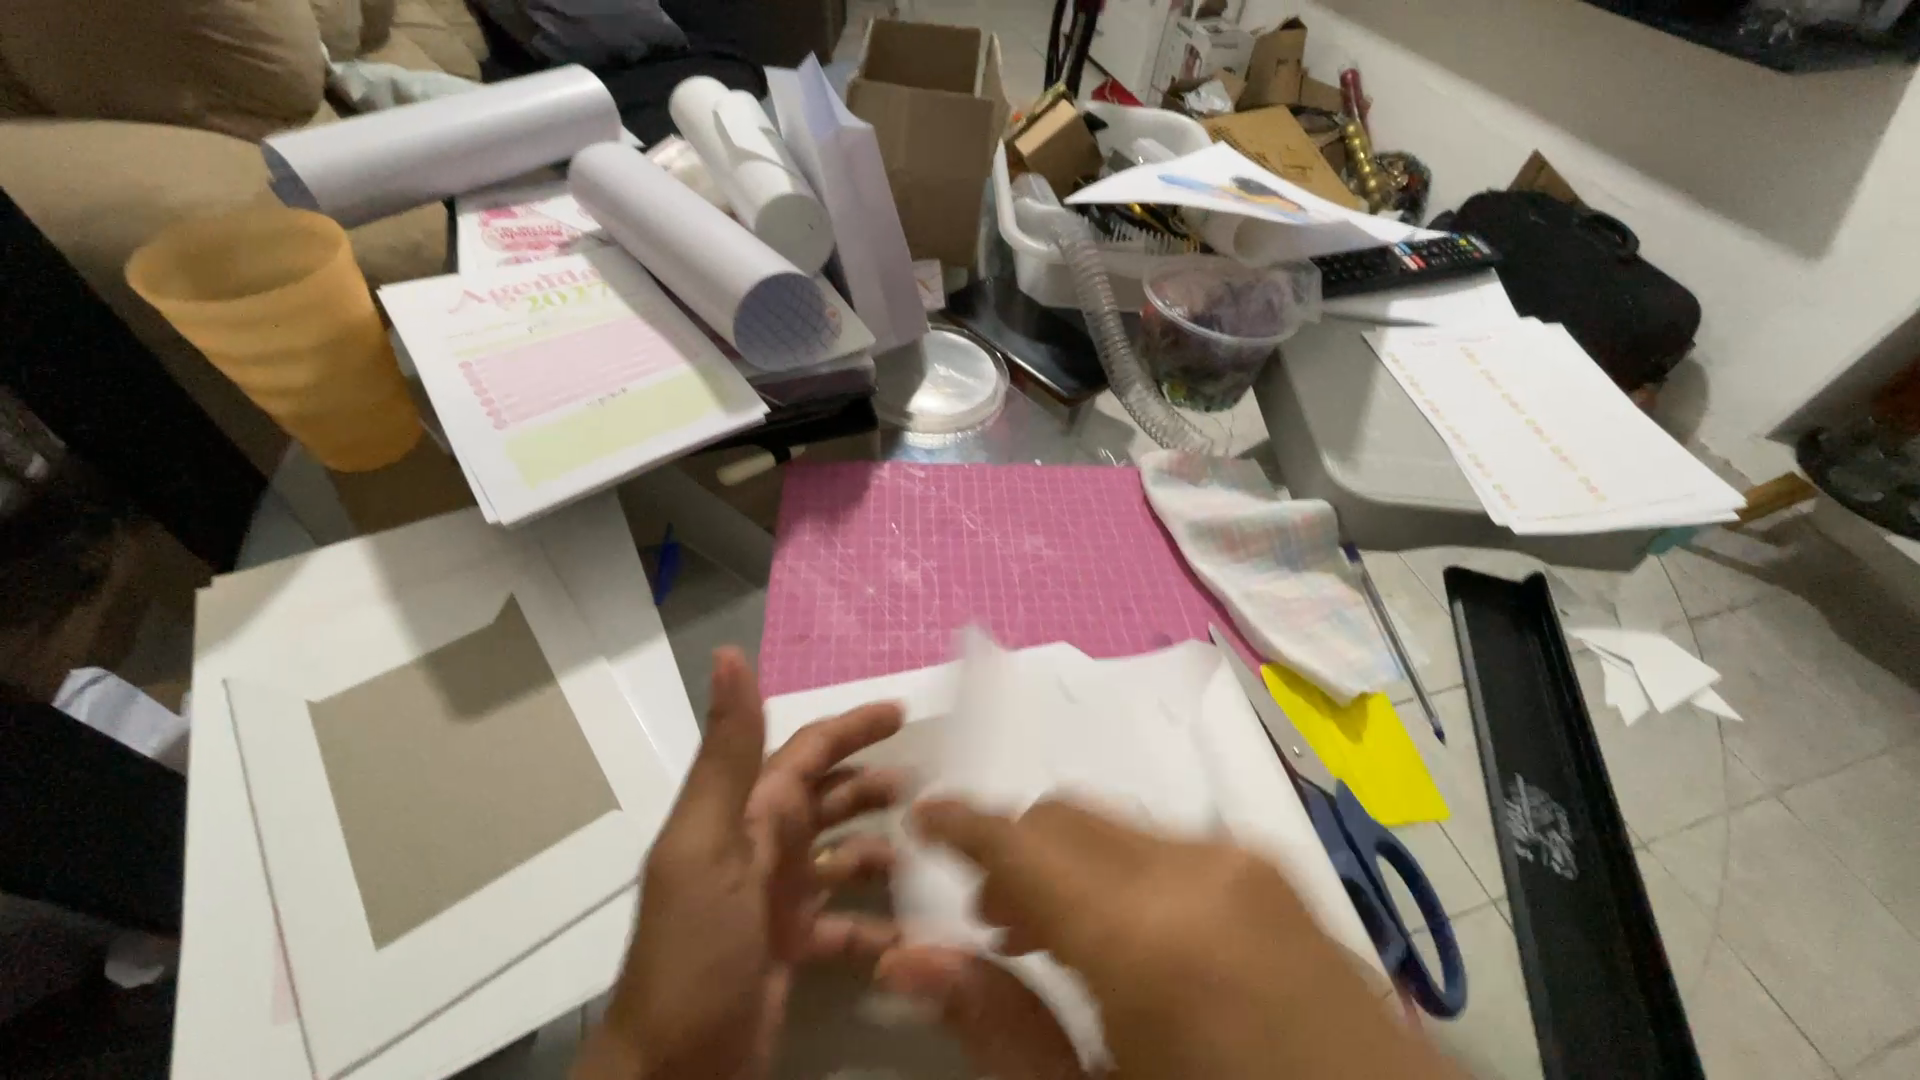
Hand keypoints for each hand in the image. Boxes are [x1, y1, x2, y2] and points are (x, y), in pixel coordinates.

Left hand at [574, 648, 904, 1079]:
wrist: (675, 1067)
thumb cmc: (696, 946)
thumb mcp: (710, 844)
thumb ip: (729, 754)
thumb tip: (729, 655)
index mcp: (747, 814)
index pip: (807, 752)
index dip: (851, 727)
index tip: (903, 712)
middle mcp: (763, 846)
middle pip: (831, 799)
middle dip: (876, 785)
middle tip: (933, 788)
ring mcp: (778, 899)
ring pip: (845, 855)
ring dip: (885, 848)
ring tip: (933, 853)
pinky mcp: (793, 947)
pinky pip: (848, 922)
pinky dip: (879, 922)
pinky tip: (918, 929)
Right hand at [881, 797, 1464, 1079]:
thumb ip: (1001, 1028)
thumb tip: (909, 959)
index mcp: (1147, 935)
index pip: (1022, 842)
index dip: (959, 824)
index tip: (918, 820)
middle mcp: (1198, 869)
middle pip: (1065, 817)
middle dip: (1010, 850)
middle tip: (984, 918)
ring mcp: (1250, 866)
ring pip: (1115, 826)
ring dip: (1064, 860)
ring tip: (1047, 935)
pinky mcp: (1283, 879)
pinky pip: (1168, 845)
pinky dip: (1120, 869)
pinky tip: (1124, 936)